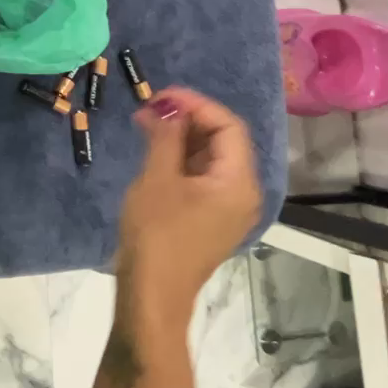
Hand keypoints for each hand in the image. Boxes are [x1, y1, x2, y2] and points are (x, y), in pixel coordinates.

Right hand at [117, 87, 261, 320]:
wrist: (153, 292)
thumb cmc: (157, 232)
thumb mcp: (157, 178)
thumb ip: (165, 136)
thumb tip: (165, 105)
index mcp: (238, 181)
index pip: (228, 126)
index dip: (196, 104)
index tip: (159, 95)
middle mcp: (242, 192)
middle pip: (224, 140)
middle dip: (188, 119)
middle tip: (148, 109)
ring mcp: (227, 207)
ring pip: (211, 158)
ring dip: (182, 137)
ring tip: (145, 125)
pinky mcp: (209, 218)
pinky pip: (202, 176)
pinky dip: (181, 158)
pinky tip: (153, 152)